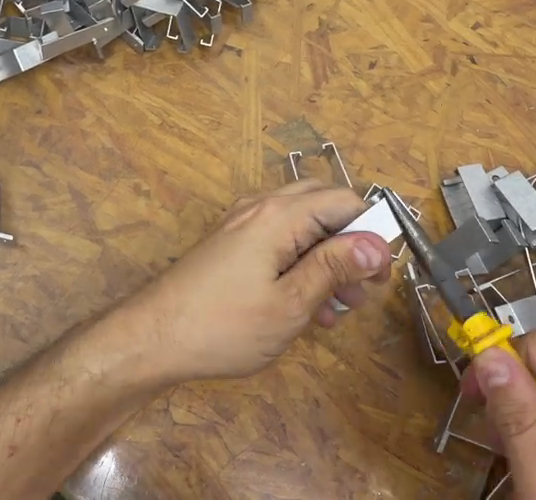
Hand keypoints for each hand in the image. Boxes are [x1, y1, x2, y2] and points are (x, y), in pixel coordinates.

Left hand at [106, 180, 392, 385]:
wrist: (155, 336)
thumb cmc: (225, 325)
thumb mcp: (291, 303)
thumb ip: (335, 268)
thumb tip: (379, 243)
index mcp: (279, 215)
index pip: (344, 200)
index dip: (372, 232)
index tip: (381, 276)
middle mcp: (262, 207)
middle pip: (325, 207)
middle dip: (351, 245)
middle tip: (361, 293)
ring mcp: (244, 223)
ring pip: (304, 226)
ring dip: (329, 260)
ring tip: (337, 310)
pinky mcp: (234, 244)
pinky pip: (281, 241)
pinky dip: (302, 265)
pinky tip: (309, 309)